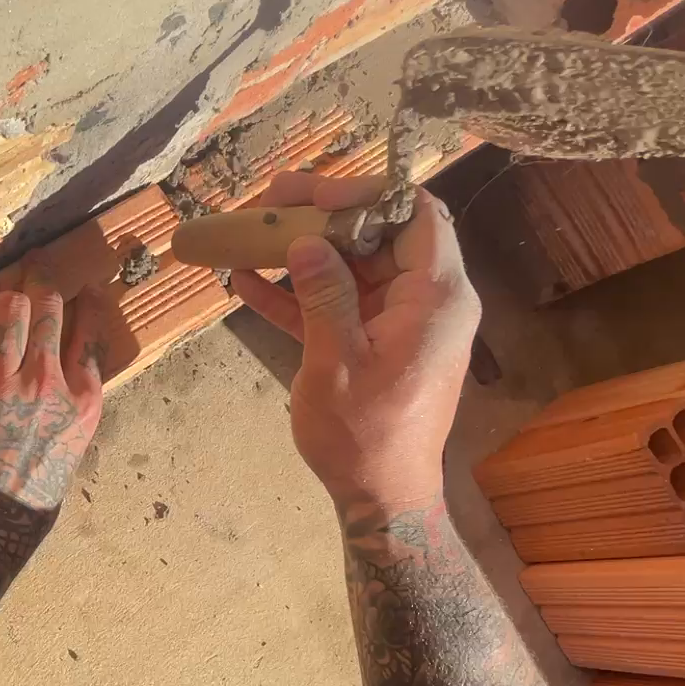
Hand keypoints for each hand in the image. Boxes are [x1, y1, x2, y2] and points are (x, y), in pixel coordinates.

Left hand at [0, 268, 105, 511]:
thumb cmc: (32, 495)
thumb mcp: (70, 450)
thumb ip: (70, 409)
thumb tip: (62, 384)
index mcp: (81, 400)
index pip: (91, 334)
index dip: (88, 305)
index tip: (85, 290)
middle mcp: (46, 380)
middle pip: (50, 310)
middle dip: (44, 286)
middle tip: (37, 273)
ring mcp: (2, 379)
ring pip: (8, 309)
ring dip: (5, 299)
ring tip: (2, 298)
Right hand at [231, 172, 480, 514]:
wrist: (381, 494)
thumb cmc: (363, 436)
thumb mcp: (336, 365)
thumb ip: (325, 298)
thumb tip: (306, 242)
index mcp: (435, 298)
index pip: (414, 215)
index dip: (363, 192)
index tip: (309, 191)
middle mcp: (425, 300)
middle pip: (378, 236)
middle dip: (322, 215)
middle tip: (270, 202)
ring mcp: (398, 322)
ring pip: (352, 269)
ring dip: (302, 254)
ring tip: (250, 235)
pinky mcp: (371, 344)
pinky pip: (336, 307)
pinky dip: (298, 295)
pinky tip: (249, 284)